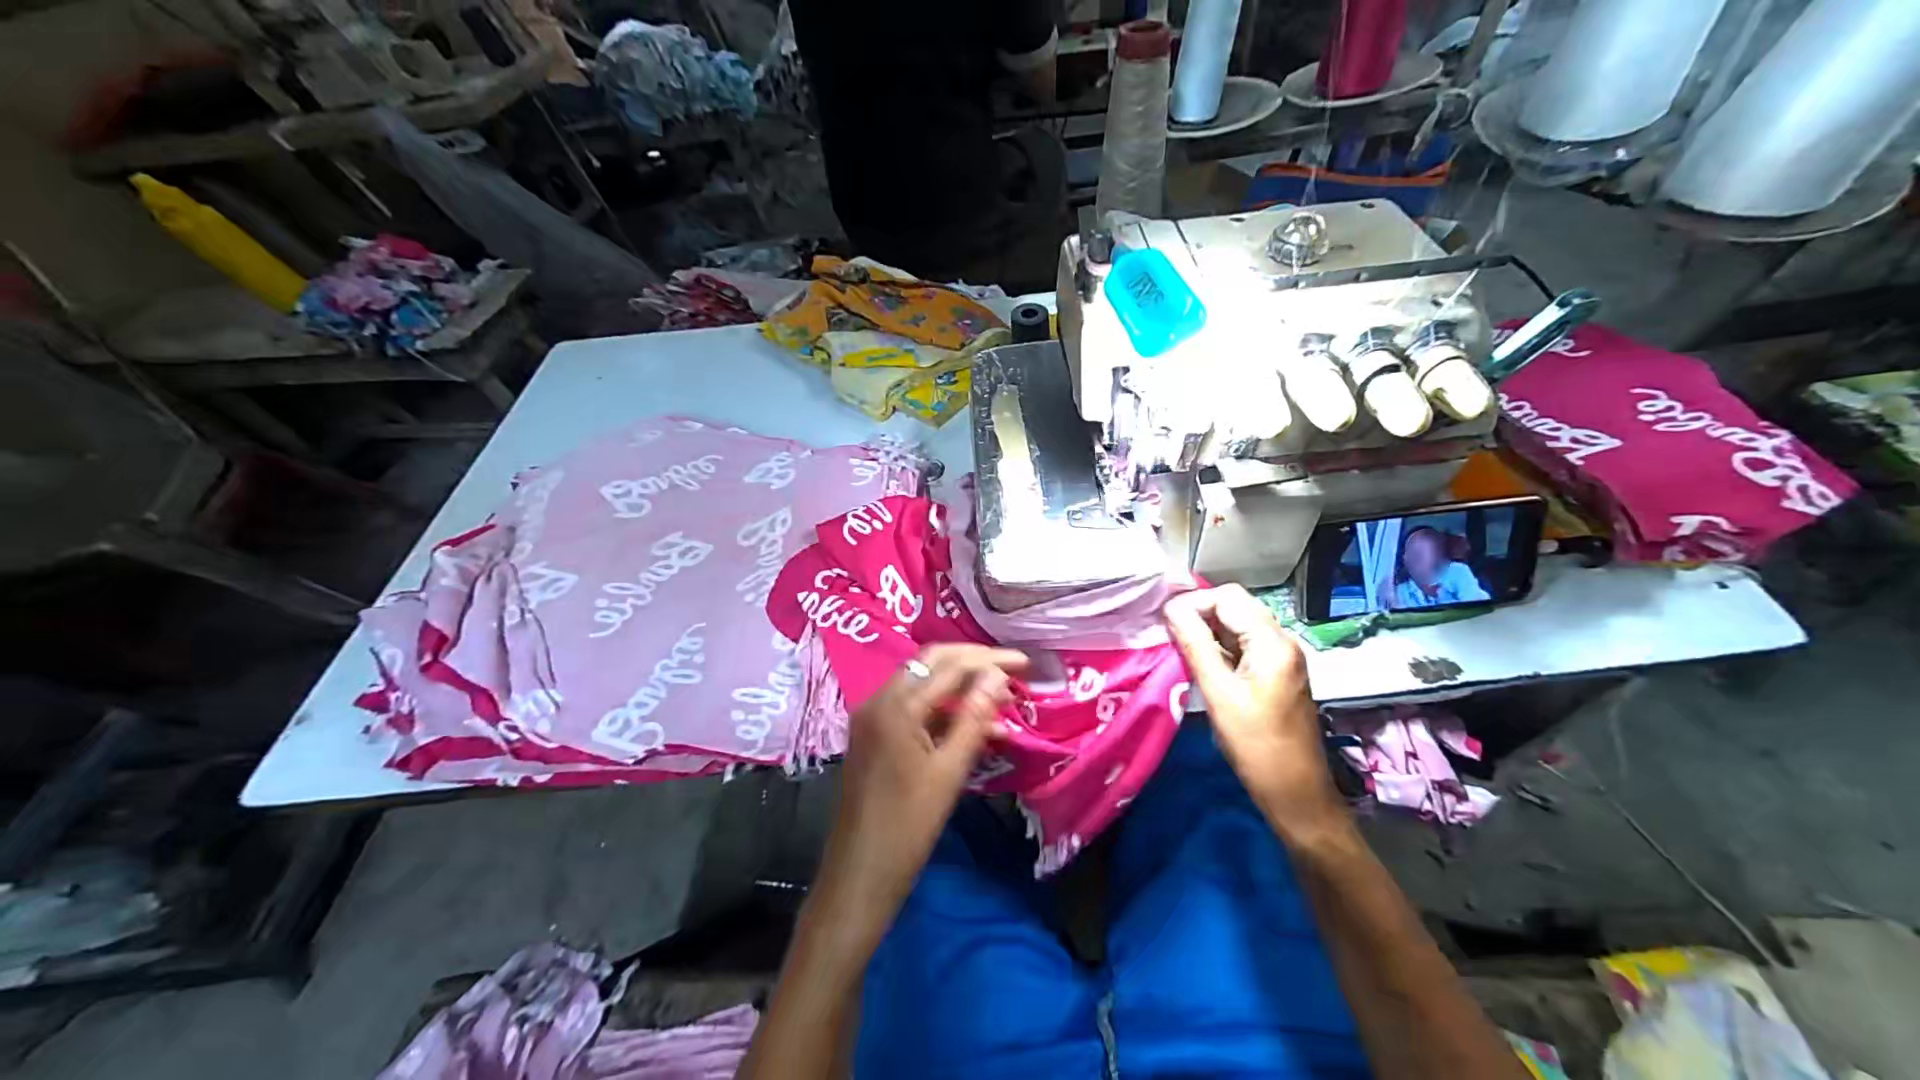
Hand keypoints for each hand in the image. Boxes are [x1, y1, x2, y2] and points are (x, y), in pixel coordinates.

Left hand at [818, 644, 1027, 920]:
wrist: (860, 873)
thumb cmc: (909, 825)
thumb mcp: (949, 771)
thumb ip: (974, 718)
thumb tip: (998, 675)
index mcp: (896, 707)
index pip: (949, 665)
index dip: (989, 660)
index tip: (1025, 663)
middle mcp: (878, 701)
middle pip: (931, 664)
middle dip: (973, 663)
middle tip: (1012, 670)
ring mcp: (872, 717)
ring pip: (922, 685)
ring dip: (960, 687)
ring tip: (1001, 702)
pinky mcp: (873, 735)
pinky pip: (912, 709)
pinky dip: (943, 712)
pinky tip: (976, 729)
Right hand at [1163, 585, 1345, 839]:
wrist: (1296, 792)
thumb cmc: (1256, 746)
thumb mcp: (1219, 694)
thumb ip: (1196, 646)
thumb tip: (1172, 609)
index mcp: (1273, 643)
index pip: (1228, 598)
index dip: (1193, 602)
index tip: (1164, 622)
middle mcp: (1283, 642)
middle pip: (1236, 606)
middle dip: (1199, 612)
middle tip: (1168, 632)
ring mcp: (1282, 657)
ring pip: (1239, 624)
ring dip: (1208, 628)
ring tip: (1178, 646)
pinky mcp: (1277, 672)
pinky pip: (1245, 644)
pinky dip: (1220, 645)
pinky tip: (1200, 661)